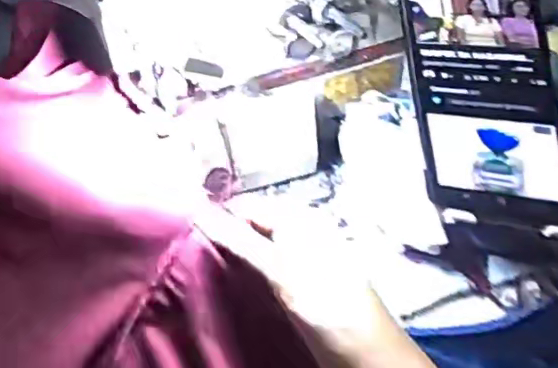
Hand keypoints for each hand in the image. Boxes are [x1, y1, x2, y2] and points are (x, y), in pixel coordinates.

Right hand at [198, 208, 426, 367]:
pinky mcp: (301, 287)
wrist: (373, 363)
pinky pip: (265, 269)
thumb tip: (198, 210)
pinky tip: (231, 287)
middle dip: (223, 233)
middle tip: (189, 251)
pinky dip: (246, 274)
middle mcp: (299, 230)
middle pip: (251, 224)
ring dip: (233, 255)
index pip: (246, 205)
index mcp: (298, 217)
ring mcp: (301, 259)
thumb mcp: (282, 272)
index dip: (217, 213)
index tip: (185, 228)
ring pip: (256, 247)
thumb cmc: (329, 309)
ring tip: (202, 268)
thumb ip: (241, 241)